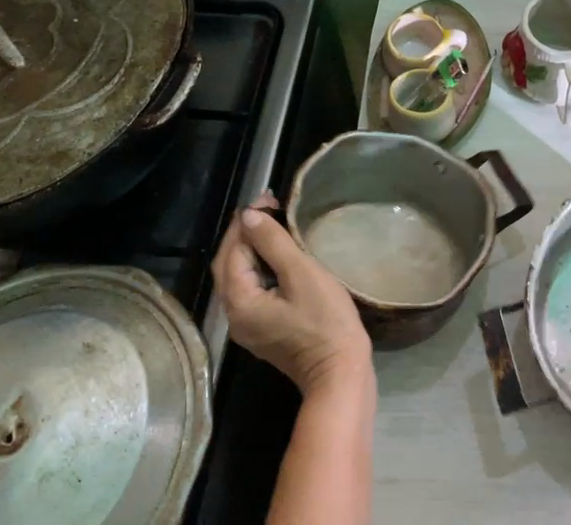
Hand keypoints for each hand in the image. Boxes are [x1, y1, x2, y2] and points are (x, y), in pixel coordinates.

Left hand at [212, 197, 371, 393]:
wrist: (340, 373)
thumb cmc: (325, 321)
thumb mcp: (302, 274)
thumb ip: (274, 243)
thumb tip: (249, 216)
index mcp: (239, 301)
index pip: (232, 251)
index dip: (247, 222)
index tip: (268, 198)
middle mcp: (235, 315)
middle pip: (229, 265)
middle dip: (244, 234)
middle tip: (269, 206)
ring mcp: (249, 326)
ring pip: (240, 278)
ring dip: (252, 249)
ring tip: (274, 224)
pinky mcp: (264, 331)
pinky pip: (252, 290)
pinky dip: (260, 268)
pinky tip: (279, 257)